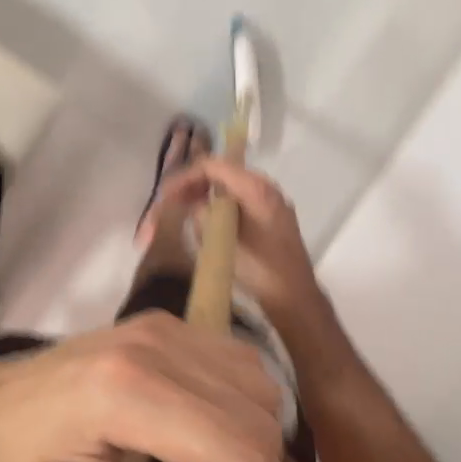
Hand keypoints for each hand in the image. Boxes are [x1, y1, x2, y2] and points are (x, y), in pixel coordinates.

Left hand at [0, 312, 327, 461]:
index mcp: (123, 393)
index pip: (237, 454)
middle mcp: (152, 345)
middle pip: (258, 420)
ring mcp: (159, 326)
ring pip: (259, 389)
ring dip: (262, 448)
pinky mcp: (163, 324)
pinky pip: (239, 365)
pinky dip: (247, 411)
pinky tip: (216, 446)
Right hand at [141, 158, 332, 335]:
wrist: (294, 295)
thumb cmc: (259, 269)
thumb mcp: (223, 242)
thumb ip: (204, 217)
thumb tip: (196, 207)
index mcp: (255, 188)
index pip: (212, 166)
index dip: (185, 178)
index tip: (166, 196)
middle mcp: (265, 187)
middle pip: (222, 172)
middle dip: (194, 185)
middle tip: (172, 203)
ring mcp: (271, 201)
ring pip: (230, 186)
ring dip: (206, 194)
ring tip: (185, 210)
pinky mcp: (271, 216)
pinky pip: (240, 200)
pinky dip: (220, 205)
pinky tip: (207, 221)